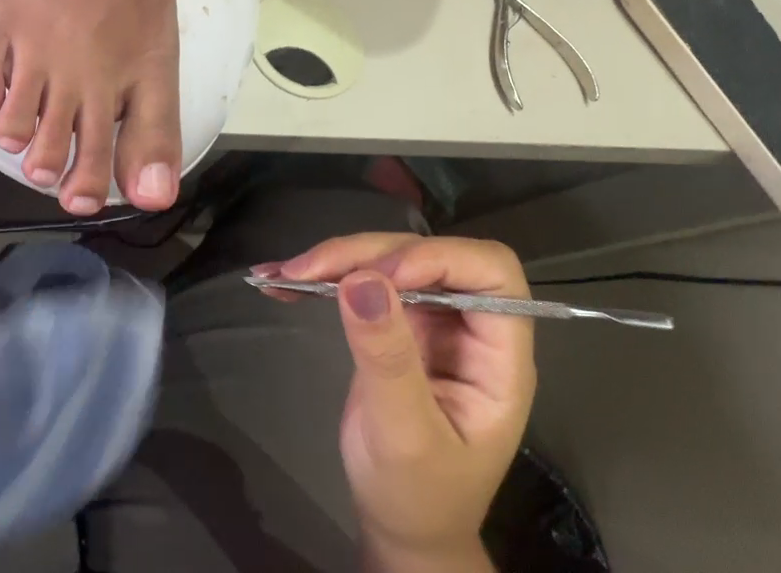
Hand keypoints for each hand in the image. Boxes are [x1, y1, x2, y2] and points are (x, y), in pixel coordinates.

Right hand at [256, 234, 534, 572]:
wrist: (401, 524)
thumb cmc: (418, 493)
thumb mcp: (403, 434)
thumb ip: (388, 359)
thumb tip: (362, 281)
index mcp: (499, 356)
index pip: (489, 273)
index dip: (436, 259)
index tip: (375, 276)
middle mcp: (470, 328)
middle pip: (429, 258)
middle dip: (368, 255)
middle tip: (306, 271)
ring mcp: (433, 325)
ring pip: (391, 263)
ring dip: (338, 260)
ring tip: (283, 275)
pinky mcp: (397, 327)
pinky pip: (363, 284)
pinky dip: (323, 277)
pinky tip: (281, 281)